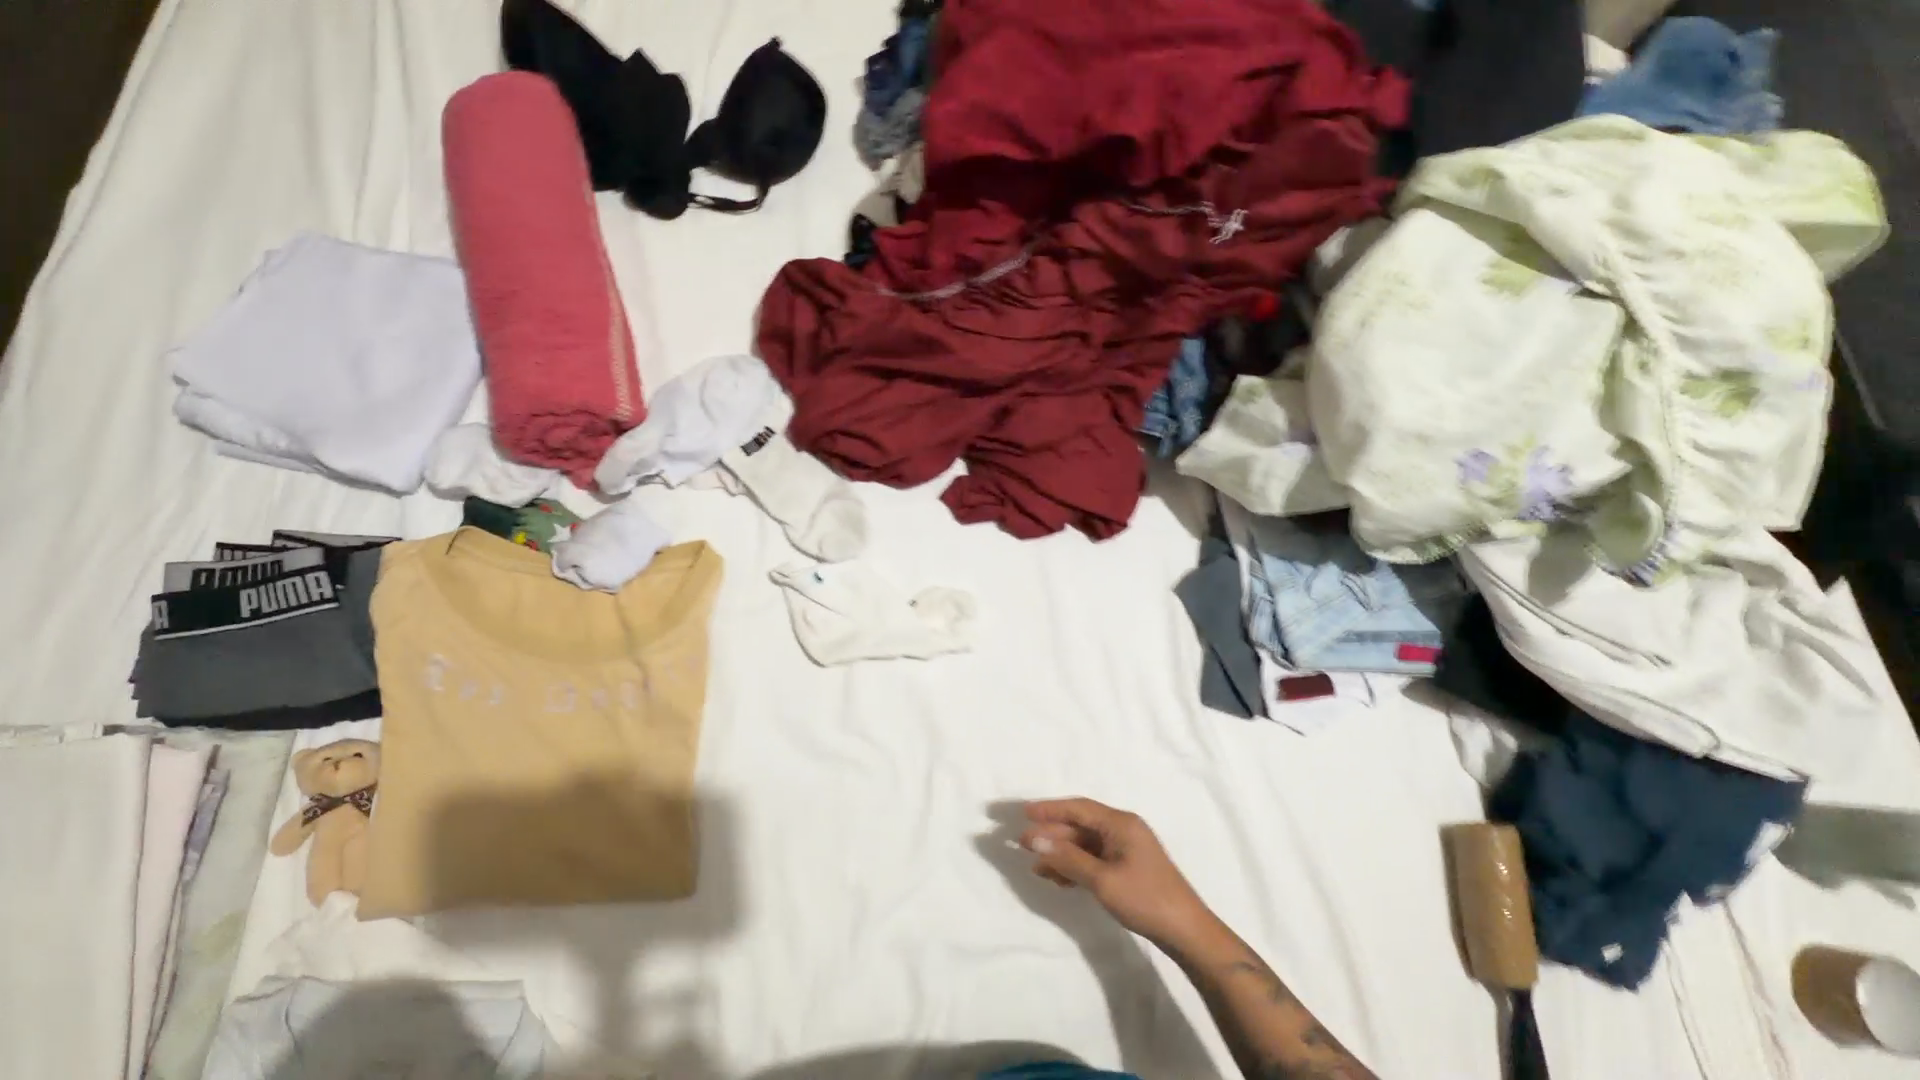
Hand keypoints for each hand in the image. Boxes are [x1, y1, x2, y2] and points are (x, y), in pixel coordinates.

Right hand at [1020, 797, 1214, 948]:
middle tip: (1021, 843)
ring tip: (1034, 865)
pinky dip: (1074, 866)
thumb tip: (1034, 840)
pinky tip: (1056, 878)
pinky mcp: (1126, 868)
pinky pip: (1093, 859)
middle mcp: (1123, 829)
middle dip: (1051, 834)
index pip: (1078, 808)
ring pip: (1085, 844)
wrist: (1185, 930)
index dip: (1049, 809)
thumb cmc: (1145, 899)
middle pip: (1080, 825)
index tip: (1022, 812)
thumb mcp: (1102, 880)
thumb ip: (1068, 859)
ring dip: (1060, 853)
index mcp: (1121, 823)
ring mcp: (1126, 849)